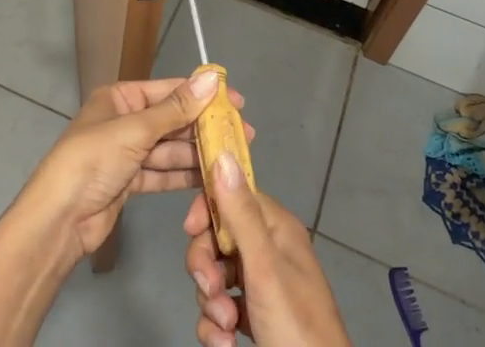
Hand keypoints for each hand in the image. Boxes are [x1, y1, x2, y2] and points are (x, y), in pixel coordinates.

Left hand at [14, 70, 248, 266]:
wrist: (58, 219)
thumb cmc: (92, 162)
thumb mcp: (136, 130)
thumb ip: (176, 108)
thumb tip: (212, 78)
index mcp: (120, 99)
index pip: (169, 90)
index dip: (203, 94)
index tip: (237, 102)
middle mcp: (124, 121)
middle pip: (172, 120)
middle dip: (204, 127)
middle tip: (244, 135)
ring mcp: (127, 153)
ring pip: (170, 149)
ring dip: (198, 153)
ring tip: (231, 158)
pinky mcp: (130, 182)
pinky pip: (163, 173)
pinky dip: (183, 176)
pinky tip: (210, 178)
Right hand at [184, 153, 350, 346]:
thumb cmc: (294, 320)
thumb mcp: (264, 266)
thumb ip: (240, 214)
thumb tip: (223, 155)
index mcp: (275, 228)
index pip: (233, 196)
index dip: (208, 209)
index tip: (190, 230)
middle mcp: (268, 250)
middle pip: (217, 239)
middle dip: (205, 267)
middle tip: (212, 289)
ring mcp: (259, 284)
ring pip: (214, 276)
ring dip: (210, 303)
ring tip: (225, 328)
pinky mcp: (251, 315)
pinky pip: (219, 307)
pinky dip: (215, 327)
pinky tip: (224, 344)